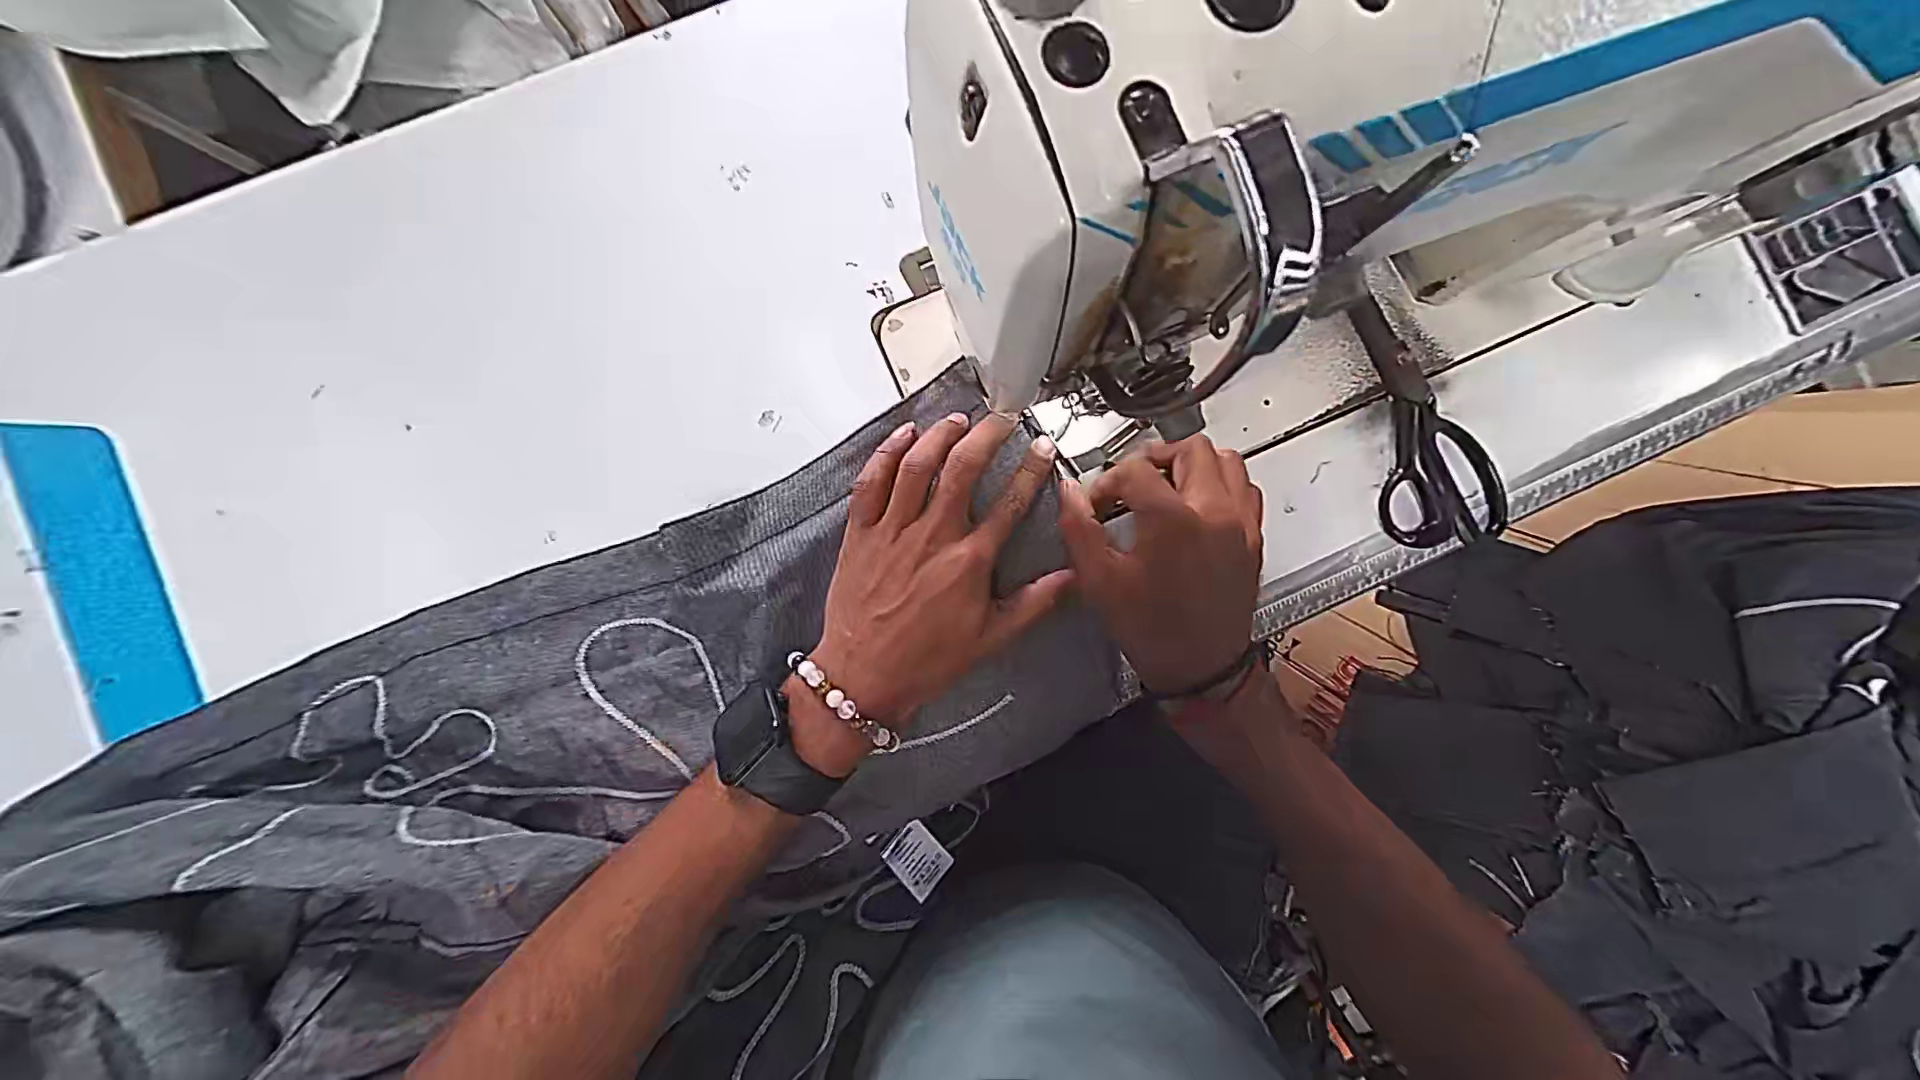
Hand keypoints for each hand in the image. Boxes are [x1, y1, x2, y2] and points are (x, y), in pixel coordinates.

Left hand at [798, 412, 1073, 759]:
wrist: (864, 677)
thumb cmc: (924, 661)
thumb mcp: (990, 638)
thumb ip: (1033, 604)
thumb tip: (1070, 580)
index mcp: (968, 562)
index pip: (1010, 502)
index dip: (1031, 470)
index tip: (1041, 449)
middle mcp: (932, 537)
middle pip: (963, 468)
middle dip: (987, 434)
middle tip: (1001, 418)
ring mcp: (893, 531)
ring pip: (917, 465)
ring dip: (940, 435)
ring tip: (958, 420)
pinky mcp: (862, 534)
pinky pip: (871, 482)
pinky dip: (887, 453)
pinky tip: (902, 436)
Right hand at [1057, 435, 1263, 693]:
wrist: (1201, 668)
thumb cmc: (1156, 632)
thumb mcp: (1099, 582)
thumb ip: (1079, 529)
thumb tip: (1069, 495)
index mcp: (1172, 521)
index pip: (1134, 469)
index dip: (1107, 483)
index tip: (1099, 503)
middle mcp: (1213, 514)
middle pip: (1188, 449)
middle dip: (1152, 460)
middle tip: (1132, 482)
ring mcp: (1239, 524)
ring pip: (1226, 459)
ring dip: (1192, 464)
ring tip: (1167, 485)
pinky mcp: (1254, 538)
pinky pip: (1246, 489)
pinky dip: (1222, 484)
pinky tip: (1200, 503)